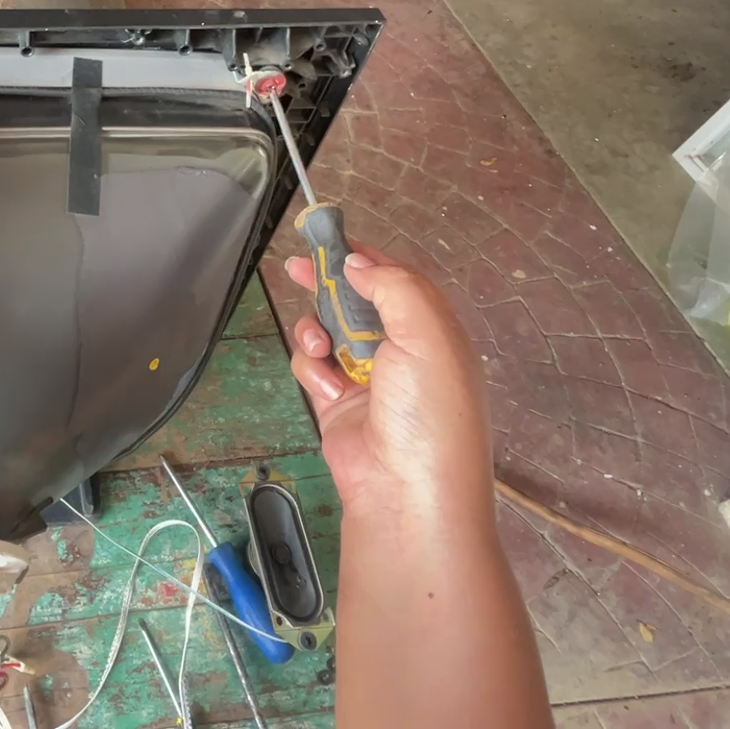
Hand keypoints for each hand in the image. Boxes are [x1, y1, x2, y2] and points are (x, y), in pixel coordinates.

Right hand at [284, 246, 493, 528]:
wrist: (405, 491)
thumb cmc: (426, 409)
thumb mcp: (426, 336)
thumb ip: (394, 287)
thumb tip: (358, 263)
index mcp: (432, 332)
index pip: (395, 280)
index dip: (364, 258)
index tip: (330, 239)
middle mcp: (400, 351)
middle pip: (355, 302)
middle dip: (327, 284)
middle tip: (297, 266)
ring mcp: (367, 378)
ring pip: (327, 331)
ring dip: (316, 330)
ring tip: (318, 343)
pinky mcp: (336, 401)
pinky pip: (313, 366)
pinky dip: (312, 368)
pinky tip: (324, 383)